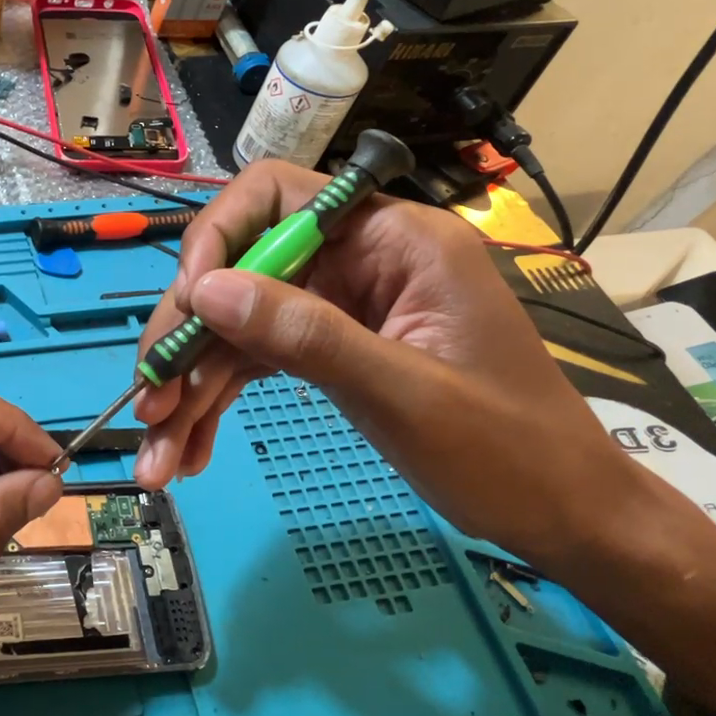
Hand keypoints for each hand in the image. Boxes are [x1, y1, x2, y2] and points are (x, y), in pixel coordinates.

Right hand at [132, 160, 688, 568]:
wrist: (565, 519)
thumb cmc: (509, 453)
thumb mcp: (404, 393)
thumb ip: (305, 335)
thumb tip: (205, 291)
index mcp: (392, 240)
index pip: (275, 196)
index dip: (217, 240)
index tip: (189, 306)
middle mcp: (355, 261)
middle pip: (238, 271)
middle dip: (188, 339)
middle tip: (150, 401)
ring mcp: (336, 306)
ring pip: (234, 325)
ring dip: (190, 386)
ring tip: (158, 455)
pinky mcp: (325, 348)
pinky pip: (252, 361)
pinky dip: (216, 403)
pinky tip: (188, 449)